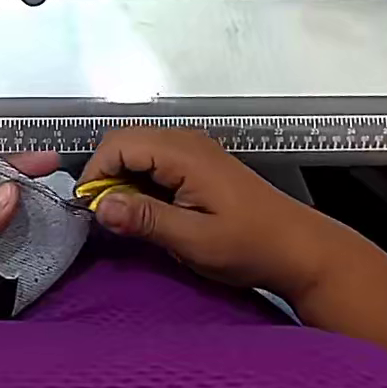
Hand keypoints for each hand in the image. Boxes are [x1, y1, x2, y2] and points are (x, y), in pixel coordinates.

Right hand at [79, 128, 359, 300]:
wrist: (298, 247)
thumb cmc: (250, 245)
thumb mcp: (194, 241)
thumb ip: (145, 219)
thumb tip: (99, 207)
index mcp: (183, 153)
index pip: (119, 144)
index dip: (95, 173)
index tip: (88, 210)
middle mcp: (185, 140)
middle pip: (126, 141)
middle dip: (105, 174)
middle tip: (103, 215)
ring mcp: (193, 148)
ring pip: (138, 149)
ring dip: (122, 178)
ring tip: (124, 216)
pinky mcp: (197, 161)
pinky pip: (155, 159)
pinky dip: (140, 179)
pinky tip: (146, 209)